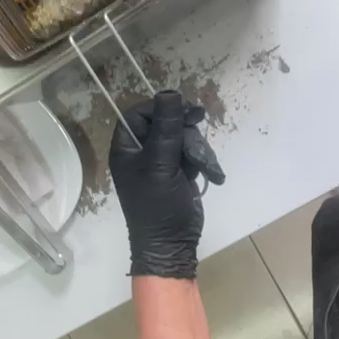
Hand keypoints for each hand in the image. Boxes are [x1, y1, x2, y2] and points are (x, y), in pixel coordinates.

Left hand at [110, 91, 224, 278]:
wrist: (173, 245)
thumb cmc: (158, 207)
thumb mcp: (161, 165)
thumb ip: (166, 128)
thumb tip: (169, 94)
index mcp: (126, 149)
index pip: (138, 115)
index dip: (159, 108)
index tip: (182, 109)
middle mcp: (142, 152)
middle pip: (167, 124)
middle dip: (186, 132)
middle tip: (200, 129)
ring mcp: (163, 162)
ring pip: (185, 138)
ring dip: (199, 150)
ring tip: (206, 168)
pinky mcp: (180, 172)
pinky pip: (194, 154)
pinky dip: (204, 162)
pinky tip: (212, 175)